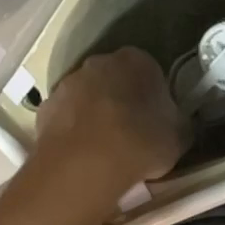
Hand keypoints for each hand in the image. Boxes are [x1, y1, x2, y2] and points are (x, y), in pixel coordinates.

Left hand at [32, 48, 187, 190]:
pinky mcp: (45, 108)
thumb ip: (179, 123)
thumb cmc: (141, 143)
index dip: (153, 95)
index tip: (156, 119)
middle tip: (132, 132)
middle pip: (114, 79)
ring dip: (94, 114)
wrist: (85, 164)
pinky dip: (73, 130)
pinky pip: (66, 117)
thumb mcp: (179, 136)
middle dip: (121, 99)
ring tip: (104, 148)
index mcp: (136, 60)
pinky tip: (82, 155)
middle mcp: (99, 62)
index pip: (149, 71)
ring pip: (87, 96)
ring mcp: (67, 83)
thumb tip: (177, 123)